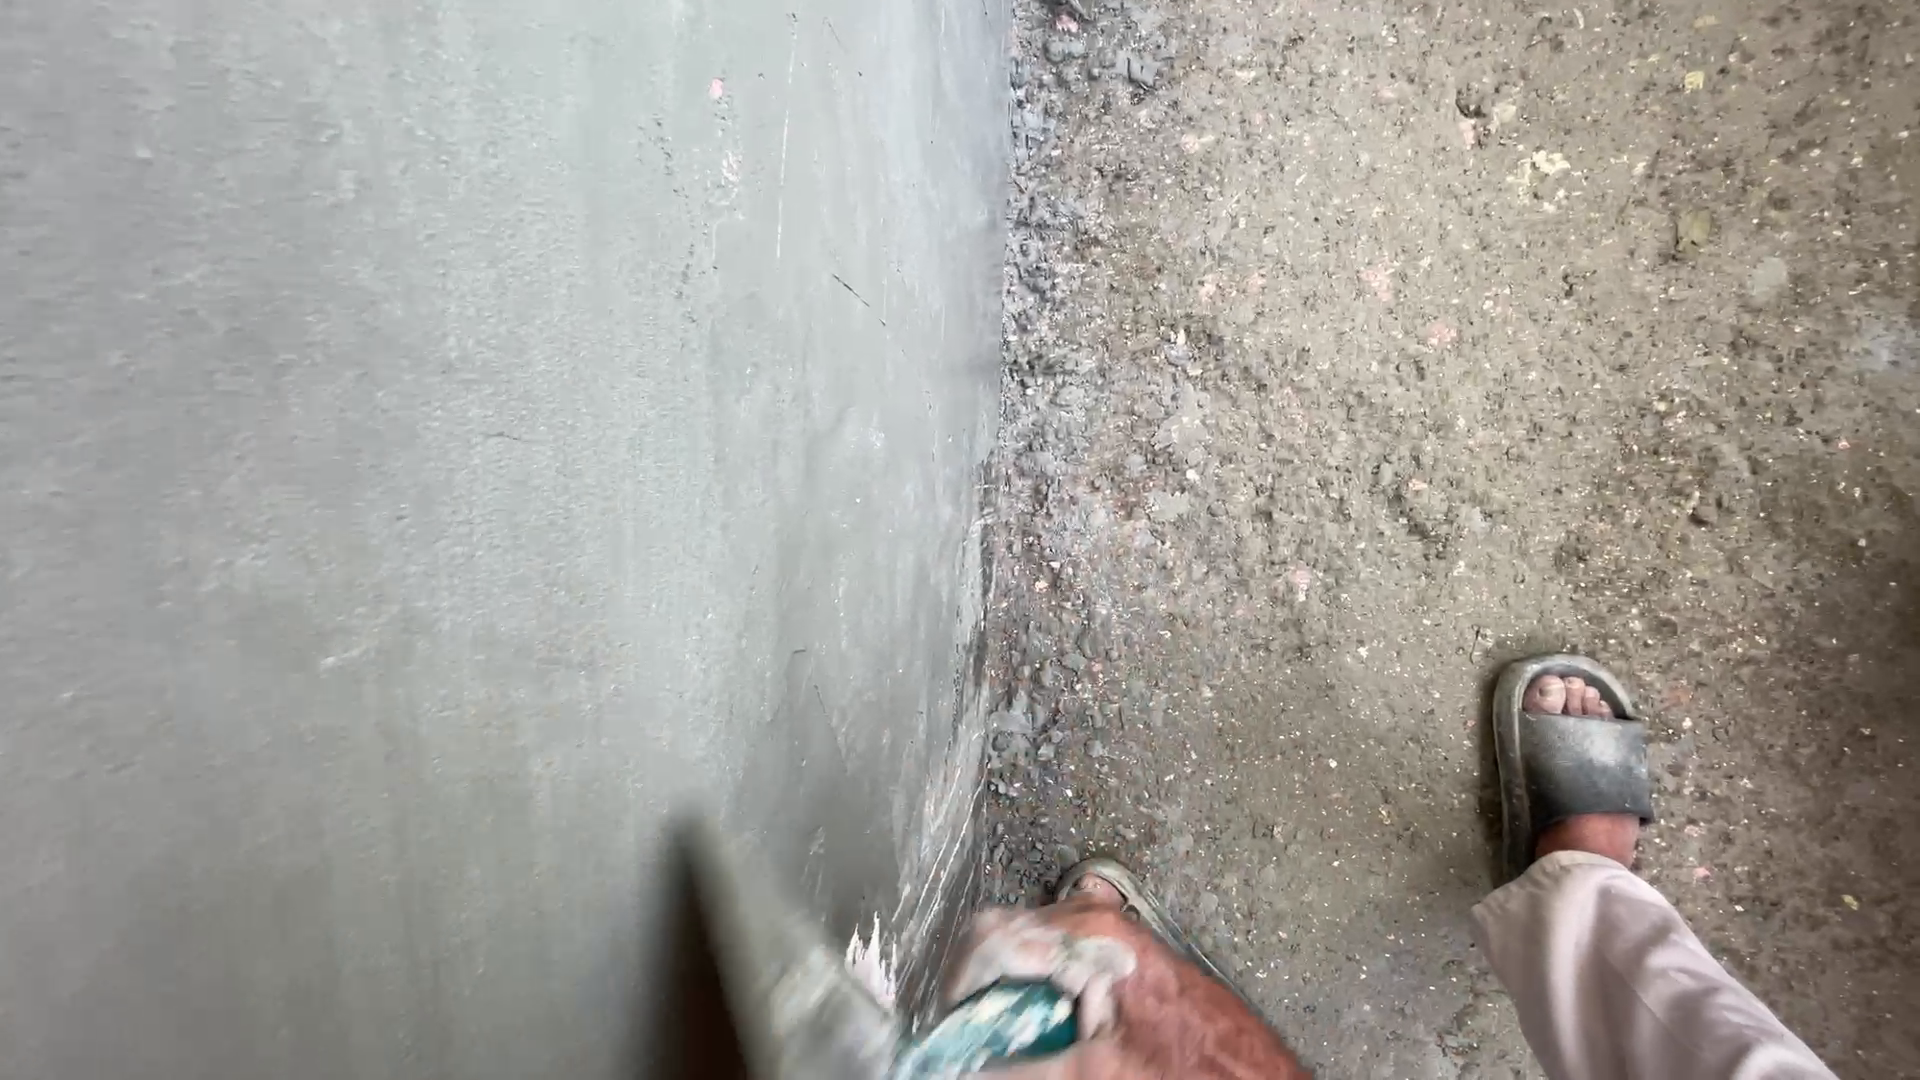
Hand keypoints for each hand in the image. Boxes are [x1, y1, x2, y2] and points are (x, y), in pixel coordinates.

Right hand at [946, 897, 1309, 1078]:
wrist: (1251, 1073)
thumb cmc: (1195, 1067)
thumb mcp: (1100, 1075)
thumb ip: (1027, 1070)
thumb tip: (970, 1070)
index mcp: (1086, 936)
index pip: (993, 937)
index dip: (958, 984)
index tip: (946, 1025)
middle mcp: (1089, 919)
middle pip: (1001, 935)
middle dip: (973, 985)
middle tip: (964, 1032)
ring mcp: (1097, 929)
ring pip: (1019, 943)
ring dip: (997, 989)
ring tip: (992, 1032)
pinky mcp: (1104, 948)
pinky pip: (1045, 956)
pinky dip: (1024, 990)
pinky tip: (1028, 1026)